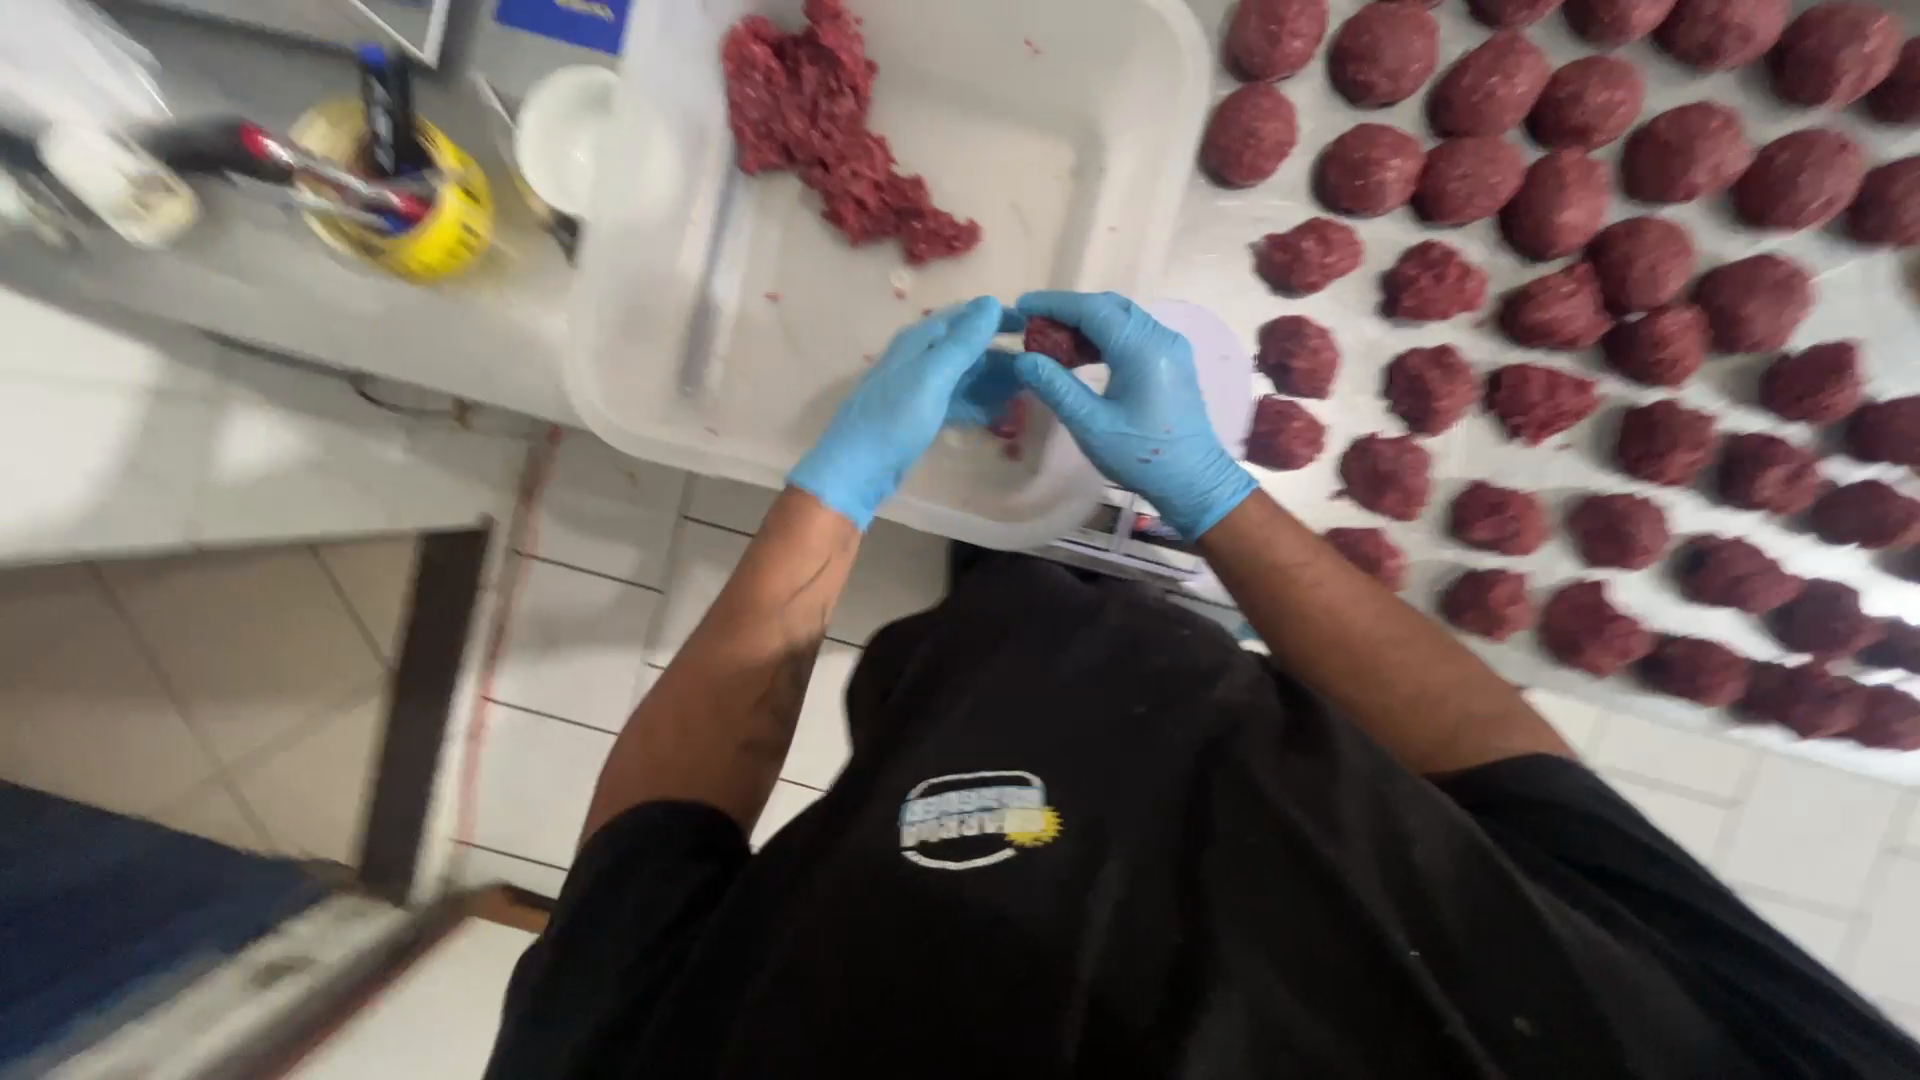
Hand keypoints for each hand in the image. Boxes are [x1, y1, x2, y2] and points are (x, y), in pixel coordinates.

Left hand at [789, 296, 1019, 528]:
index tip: (1032, 326)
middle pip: (965, 348)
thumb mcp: (931, 377)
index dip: (997, 318)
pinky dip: (977, 404)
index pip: (963, 317)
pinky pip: (955, 402)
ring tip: (1025, 390)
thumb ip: (961, 342)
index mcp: (917, 342)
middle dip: (999, 354)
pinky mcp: (919, 418)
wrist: (856, 470)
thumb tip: (991, 303)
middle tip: (1037, 366)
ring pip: (962, 377)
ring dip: (992, 380)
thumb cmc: (893, 420)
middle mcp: (917, 360)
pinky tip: (998, 413)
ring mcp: (918, 390)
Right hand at [1011, 291, 1255, 539]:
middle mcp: (1160, 337)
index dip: (1054, 305)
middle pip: (1109, 307)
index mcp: (1141, 348)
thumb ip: (1056, 387)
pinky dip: (1104, 338)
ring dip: (1086, 325)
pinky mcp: (1171, 361)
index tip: (1022, 306)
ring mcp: (1169, 348)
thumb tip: (1023, 360)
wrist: (1192, 479)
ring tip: (1051, 344)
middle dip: (1069, 312)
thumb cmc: (1140, 456)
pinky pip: (1133, 335)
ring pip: (1122, 319)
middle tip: (1033, 326)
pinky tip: (1081, 358)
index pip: (1092, 309)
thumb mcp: (1091, 425)